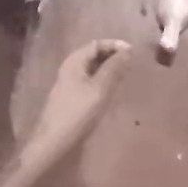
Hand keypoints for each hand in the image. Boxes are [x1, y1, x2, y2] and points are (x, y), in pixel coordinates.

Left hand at [23, 40, 133, 164]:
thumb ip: (113, 68)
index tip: (133, 53)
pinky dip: (104, 82)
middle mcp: (71, 68)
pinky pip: (91, 82)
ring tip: (126, 77)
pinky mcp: (73, 97)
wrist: (53, 142)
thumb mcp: (99, 88)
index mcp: (75, 61)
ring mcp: (70, 83)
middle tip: (131, 66)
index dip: (115, 46)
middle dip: (113, 57)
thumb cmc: (77, 113)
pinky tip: (113, 91)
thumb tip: (127, 50)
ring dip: (110, 70)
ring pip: (94, 69)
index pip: (97, 44)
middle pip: (94, 55)